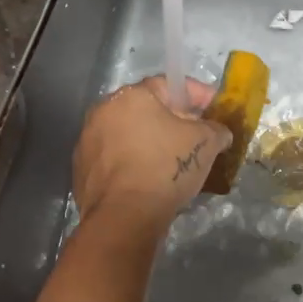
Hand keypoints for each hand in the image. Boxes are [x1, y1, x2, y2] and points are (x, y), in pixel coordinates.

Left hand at [73, 76, 231, 232]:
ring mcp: (89, 141)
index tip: (215, 109)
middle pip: (148, 109)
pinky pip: (117, 158)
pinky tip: (151, 180)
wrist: (124, 217)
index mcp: (132, 96)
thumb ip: (216, 129)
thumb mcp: (205, 143)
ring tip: (174, 161)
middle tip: (197, 136)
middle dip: (174, 119)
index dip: (198, 94)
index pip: (171, 84)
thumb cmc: (166, 167)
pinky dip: (135, 162)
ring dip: (152, 141)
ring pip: (130, 134)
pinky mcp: (83, 169)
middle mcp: (104, 111)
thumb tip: (219, 132)